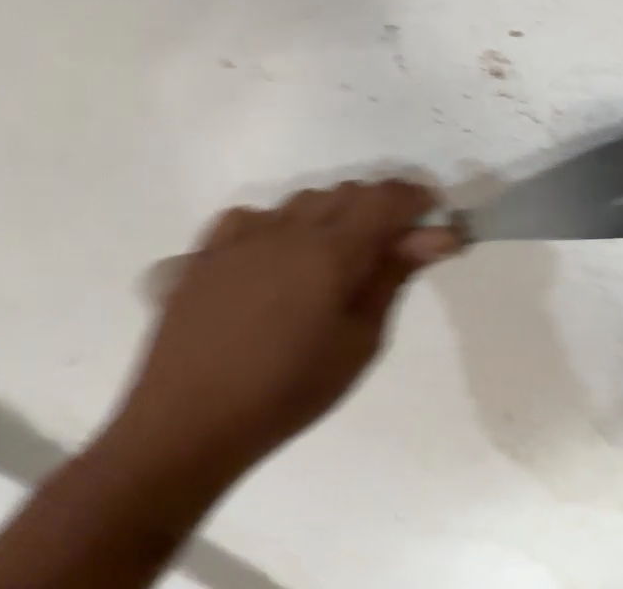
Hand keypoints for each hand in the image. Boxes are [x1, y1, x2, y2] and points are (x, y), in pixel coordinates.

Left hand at [104, 180, 461, 475]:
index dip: (418, 200)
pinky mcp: (201, 259)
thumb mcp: (362, 339)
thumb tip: (438, 233)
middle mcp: (287, 232)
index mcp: (333, 251)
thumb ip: (395, 276)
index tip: (434, 223)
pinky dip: (275, 226)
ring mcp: (238, 242)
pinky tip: (275, 258)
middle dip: (380, 208)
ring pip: (302, 200)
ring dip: (331, 214)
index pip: (389, 197)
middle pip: (349, 191)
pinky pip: (248, 218)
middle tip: (392, 249)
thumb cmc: (290, 391)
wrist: (184, 431)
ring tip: (335, 257)